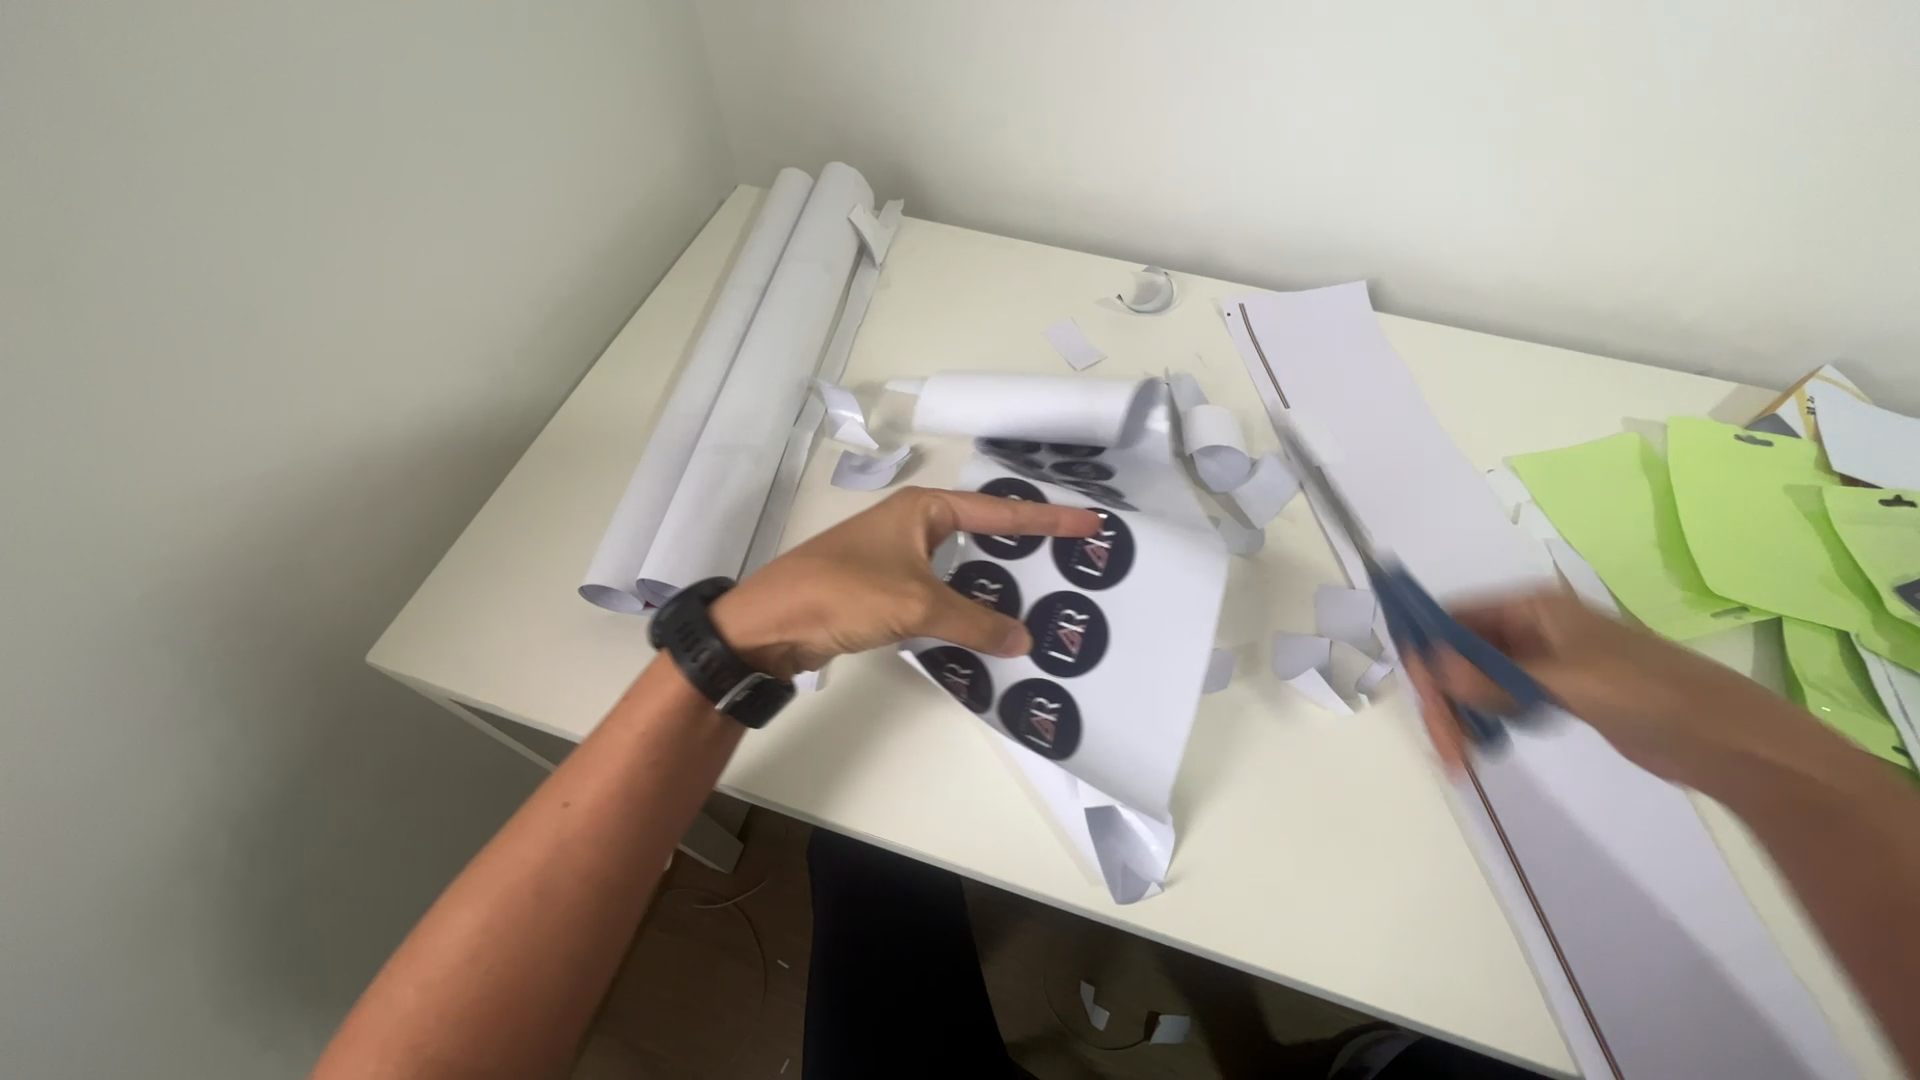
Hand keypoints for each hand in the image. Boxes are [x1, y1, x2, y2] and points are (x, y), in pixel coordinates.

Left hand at [708, 487, 1100, 679]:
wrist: (772, 622)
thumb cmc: (845, 592)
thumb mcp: (917, 604)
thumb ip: (975, 621)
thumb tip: (1022, 639)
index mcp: (924, 509)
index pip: (1000, 512)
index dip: (1047, 520)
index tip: (1089, 523)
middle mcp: (914, 524)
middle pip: (983, 534)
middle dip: (1023, 549)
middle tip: (1068, 563)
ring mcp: (897, 556)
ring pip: (961, 567)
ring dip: (993, 584)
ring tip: (1037, 598)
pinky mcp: (885, 588)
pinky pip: (940, 592)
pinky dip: (965, 606)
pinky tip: (986, 625)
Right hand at [1406, 588, 1809, 784]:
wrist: (1730, 742)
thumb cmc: (1649, 696)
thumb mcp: (1566, 682)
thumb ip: (1495, 677)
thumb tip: (1431, 668)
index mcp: (1532, 608)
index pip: (1454, 617)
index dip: (1428, 648)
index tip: (1419, 691)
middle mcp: (1530, 628)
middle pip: (1460, 655)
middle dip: (1445, 697)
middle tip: (1444, 745)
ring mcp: (1541, 662)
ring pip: (1476, 682)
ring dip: (1461, 714)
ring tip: (1461, 757)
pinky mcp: (1554, 695)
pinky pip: (1500, 702)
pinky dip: (1486, 722)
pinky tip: (1484, 747)